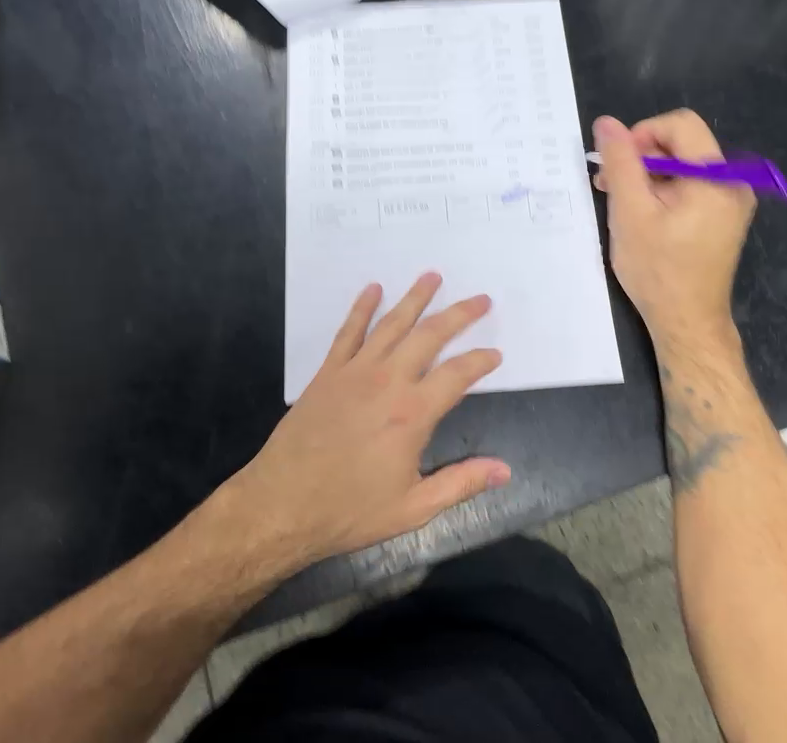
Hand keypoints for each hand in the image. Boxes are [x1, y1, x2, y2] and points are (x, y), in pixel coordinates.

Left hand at [228, 274, 510, 565]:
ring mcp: (354, 372)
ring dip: (415, 298)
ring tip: (433, 277)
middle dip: (459, 315)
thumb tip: (504, 469)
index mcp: (412, 414)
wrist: (282, 504)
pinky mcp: (327, 373)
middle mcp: (387, 382)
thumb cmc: (349, 510)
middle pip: (430, 336)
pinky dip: (361, 308)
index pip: (458, 375)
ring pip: (391, 325)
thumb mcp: (413, 508)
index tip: (495, 354)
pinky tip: (372, 289)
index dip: (480, 361)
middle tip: (481, 299)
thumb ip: (461, 483)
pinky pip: (348, 332)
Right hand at [593, 110, 755, 346]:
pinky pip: (691, 186)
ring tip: (621, 203)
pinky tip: (641, 215)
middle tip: (609, 185)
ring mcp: (731, 201)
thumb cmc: (657, 270)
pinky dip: (663, 191)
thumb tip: (606, 123)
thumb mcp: (630, 212)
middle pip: (682, 143)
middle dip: (641, 157)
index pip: (680, 124)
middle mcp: (732, 182)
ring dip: (648, 176)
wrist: (687, 322)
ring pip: (683, 164)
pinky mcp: (723, 217)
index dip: (642, 134)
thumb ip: (620, 162)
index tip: (618, 165)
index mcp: (715, 177)